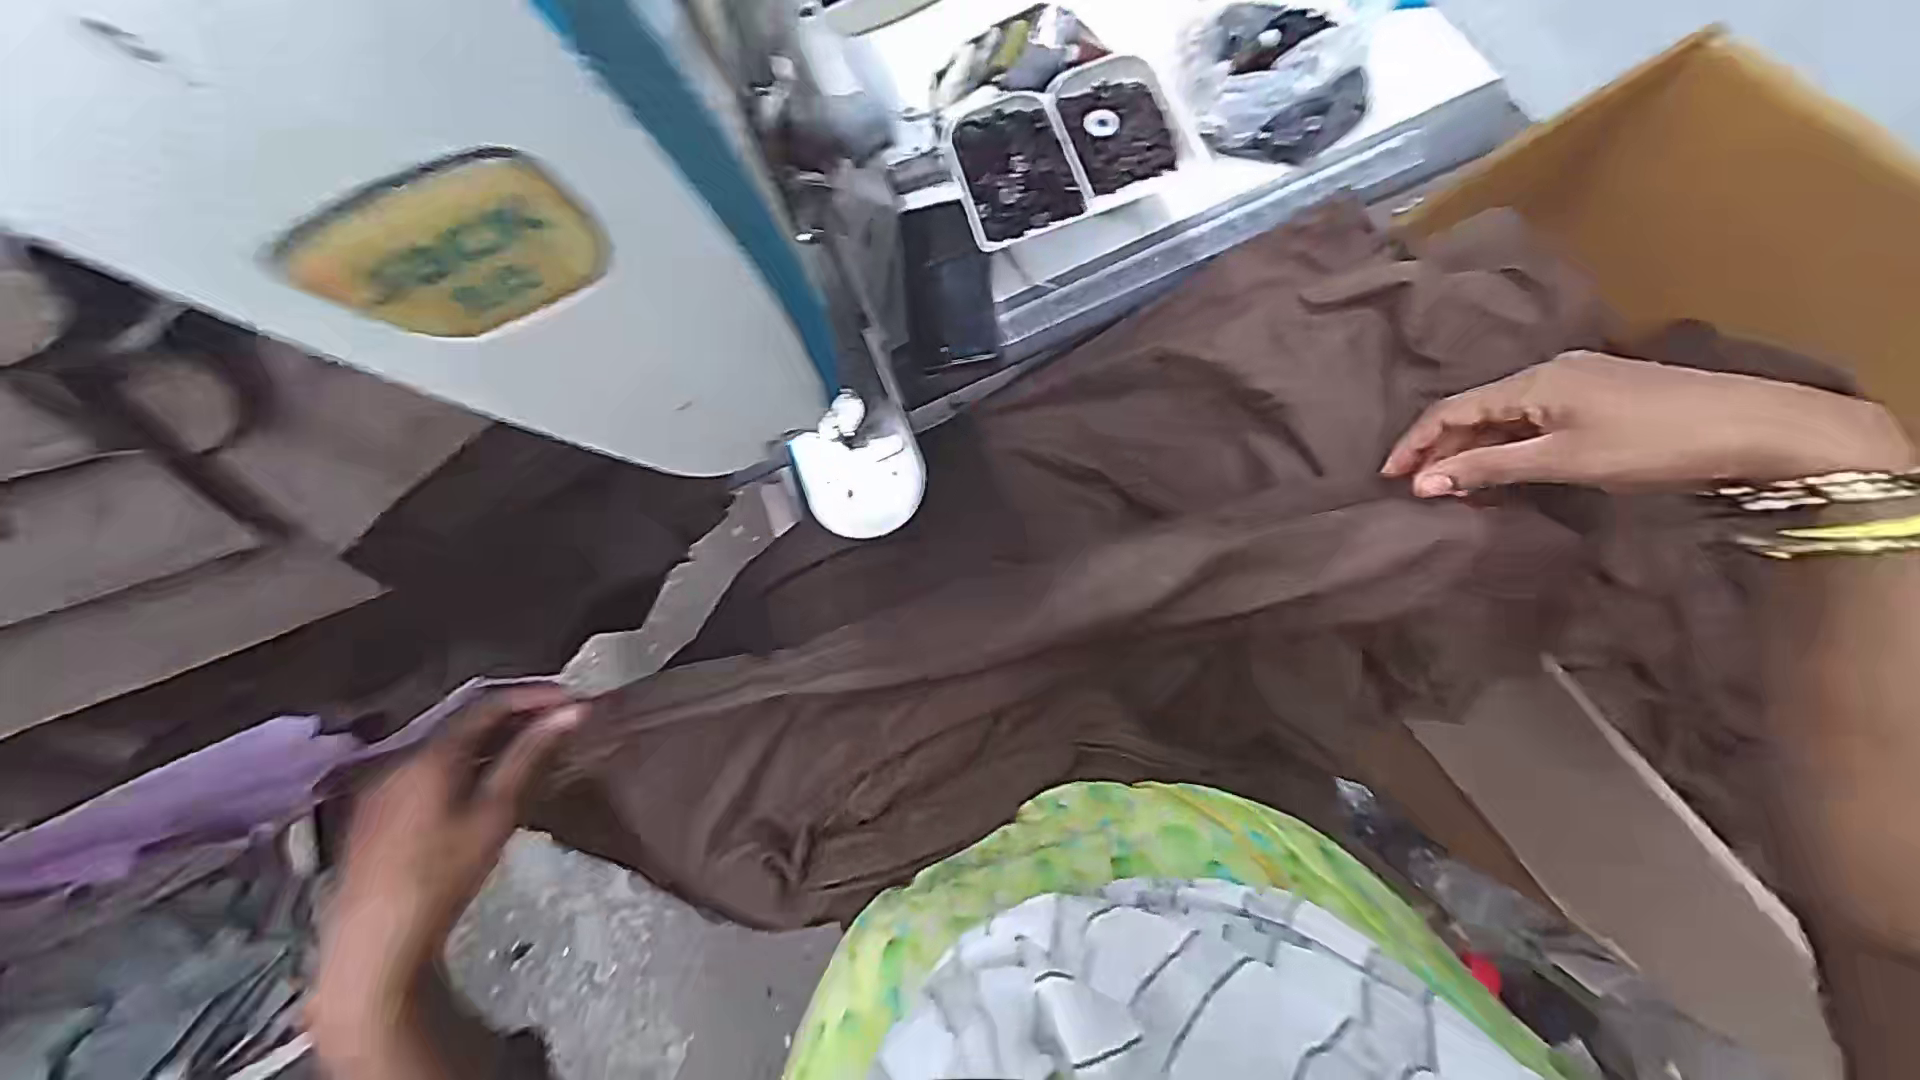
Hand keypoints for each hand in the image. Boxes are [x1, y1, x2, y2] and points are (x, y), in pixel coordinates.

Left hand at [310, 686, 584, 1039]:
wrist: (375, 945)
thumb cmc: (444, 874)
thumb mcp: (497, 810)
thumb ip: (531, 754)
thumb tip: (571, 711)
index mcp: (428, 754)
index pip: (487, 703)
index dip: (533, 694)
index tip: (572, 699)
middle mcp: (400, 757)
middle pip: (465, 717)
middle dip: (516, 712)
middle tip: (560, 717)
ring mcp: (384, 782)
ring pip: (449, 740)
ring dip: (494, 734)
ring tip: (536, 741)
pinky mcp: (379, 806)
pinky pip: (432, 762)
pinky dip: (470, 755)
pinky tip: (492, 772)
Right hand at [1382, 351, 1915, 495]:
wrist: (1768, 427)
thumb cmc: (1653, 442)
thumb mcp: (1561, 460)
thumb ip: (1487, 468)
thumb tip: (1422, 484)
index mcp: (1533, 381)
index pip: (1451, 410)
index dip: (1413, 444)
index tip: (1389, 477)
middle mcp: (1548, 372)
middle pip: (1474, 411)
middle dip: (1439, 449)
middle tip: (1418, 486)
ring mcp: (1577, 380)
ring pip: (1502, 415)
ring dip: (1472, 448)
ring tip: (1452, 482)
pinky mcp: (1600, 394)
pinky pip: (1530, 417)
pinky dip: (1504, 443)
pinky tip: (1500, 464)